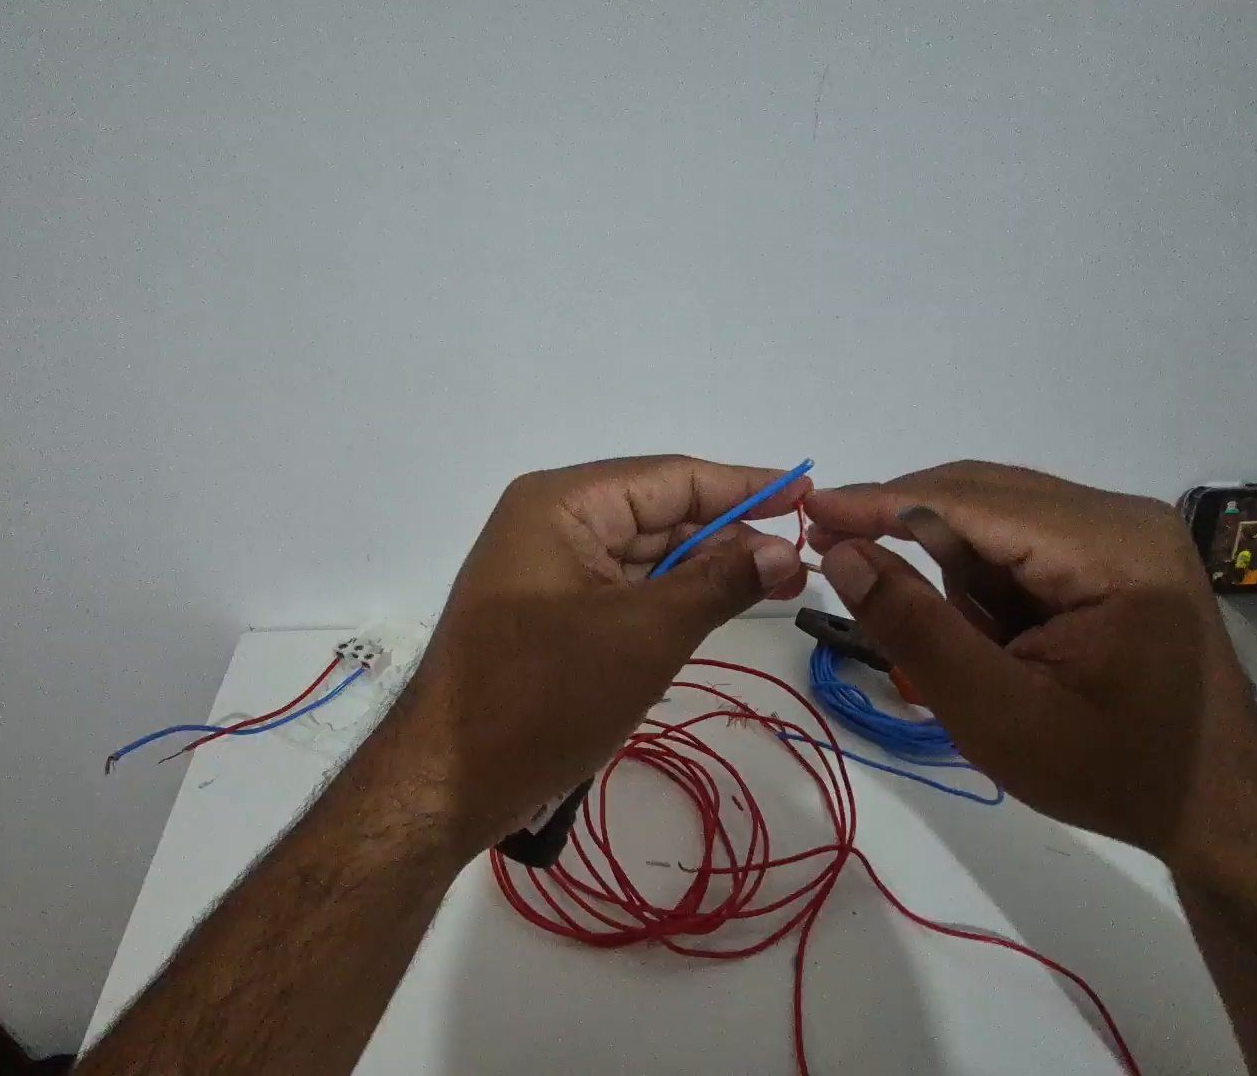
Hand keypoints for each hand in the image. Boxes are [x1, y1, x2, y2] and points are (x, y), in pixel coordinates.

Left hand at [393, 456, 810, 858]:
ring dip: (701, 569)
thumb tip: (787, 551)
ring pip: (641, 553)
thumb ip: (720, 582)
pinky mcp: (548, 611)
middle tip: (799, 561)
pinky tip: (714, 604)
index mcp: (562, 503)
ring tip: (773, 583)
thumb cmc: (546, 696)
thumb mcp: (645, 634)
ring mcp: (546, 569)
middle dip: (727, 535)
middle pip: (657, 512)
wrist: (450, 780)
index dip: (743, 487)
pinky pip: (620, 588)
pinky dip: (667, 597)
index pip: (671, 477)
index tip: (806, 497)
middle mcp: (550, 522)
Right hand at [804, 462, 1256, 865]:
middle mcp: (1121, 518)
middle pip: (979, 493)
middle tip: (831, 552)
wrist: (1217, 806)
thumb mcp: (994, 712)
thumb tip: (841, 554)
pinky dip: (973, 575)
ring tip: (951, 635)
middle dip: (903, 524)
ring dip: (944, 561)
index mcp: (1110, 551)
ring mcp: (1121, 532)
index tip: (809, 512)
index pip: (970, 501)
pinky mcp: (1111, 552)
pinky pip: (1014, 538)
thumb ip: (914, 628)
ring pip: (991, 513)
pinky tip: (985, 629)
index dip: (880, 502)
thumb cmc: (1108, 770)